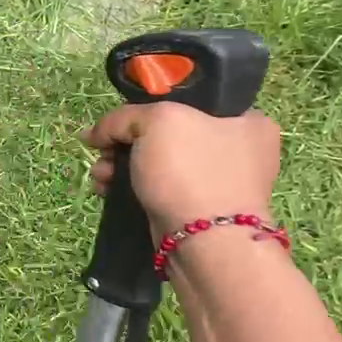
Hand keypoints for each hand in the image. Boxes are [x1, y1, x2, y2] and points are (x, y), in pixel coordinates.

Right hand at [81, 102, 281, 237]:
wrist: (205, 239)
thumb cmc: (190, 171)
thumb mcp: (157, 121)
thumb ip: (122, 117)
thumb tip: (97, 134)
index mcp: (245, 120)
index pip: (182, 102)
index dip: (143, 112)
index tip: (118, 128)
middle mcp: (236, 146)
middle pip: (160, 133)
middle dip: (121, 144)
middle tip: (104, 155)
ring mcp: (216, 177)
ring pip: (150, 159)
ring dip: (116, 165)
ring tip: (103, 178)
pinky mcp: (195, 202)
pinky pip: (153, 183)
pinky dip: (126, 185)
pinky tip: (109, 190)